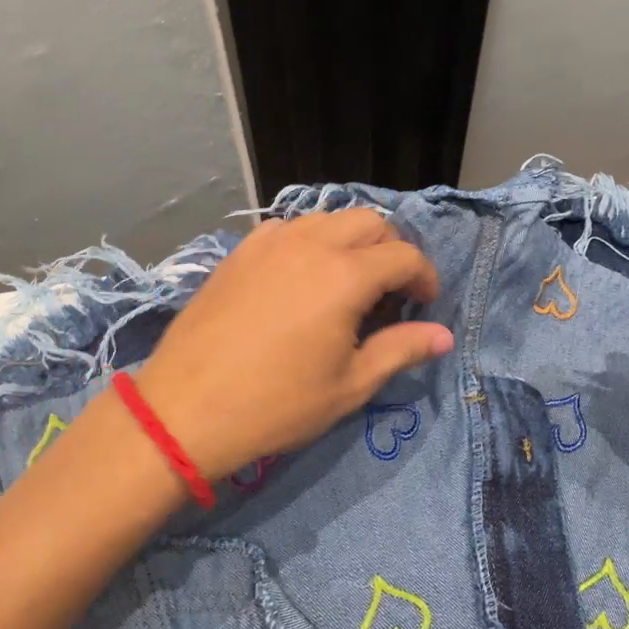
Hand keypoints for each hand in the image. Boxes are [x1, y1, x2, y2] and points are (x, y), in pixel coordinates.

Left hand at [129, 211, 453, 480]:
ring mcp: (271, 241)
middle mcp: (312, 243)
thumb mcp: (350, 386)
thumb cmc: (276, 404)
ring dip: (351, 242)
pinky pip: (290, 229)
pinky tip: (301, 280)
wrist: (184, 410)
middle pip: (370, 222)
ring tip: (346, 284)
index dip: (424, 278)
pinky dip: (311, 243)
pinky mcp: (241, 250)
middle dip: (391, 250)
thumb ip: (401, 350)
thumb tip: (444, 336)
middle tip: (388, 292)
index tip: (423, 305)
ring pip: (329, 219)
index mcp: (346, 275)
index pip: (404, 255)